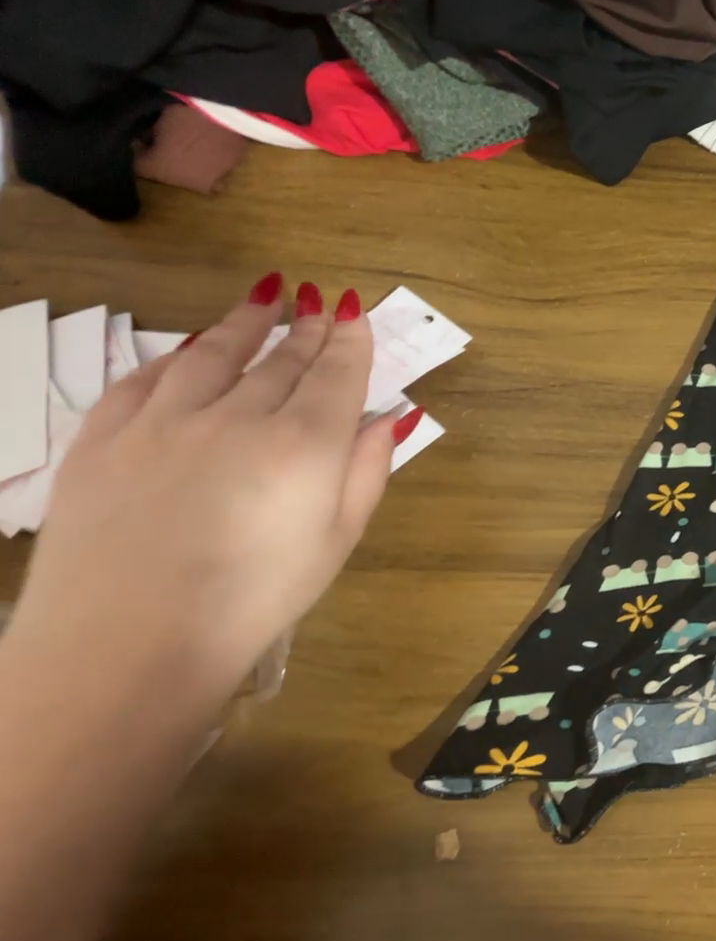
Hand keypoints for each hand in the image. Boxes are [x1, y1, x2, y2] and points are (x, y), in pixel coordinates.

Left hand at [9, 274, 411, 696]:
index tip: (354, 308)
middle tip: (320, 299)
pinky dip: (174, 356)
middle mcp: (237, 417)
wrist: (129, 641)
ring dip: (244, 323)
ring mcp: (162, 422)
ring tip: (264, 298)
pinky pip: (143, 379)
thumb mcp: (339, 537)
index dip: (348, 338)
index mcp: (305, 444)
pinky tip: (189, 349)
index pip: (334, 373)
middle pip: (280, 359)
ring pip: (212, 355)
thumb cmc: (260, 596)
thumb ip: (366, 469)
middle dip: (306, 326)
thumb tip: (389, 417)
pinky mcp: (102, 439)